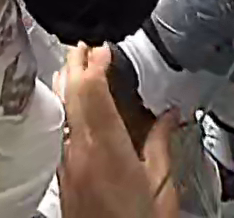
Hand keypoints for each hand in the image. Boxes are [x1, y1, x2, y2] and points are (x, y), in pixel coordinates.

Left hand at [56, 44, 180, 217]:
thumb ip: (162, 144)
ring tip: (78, 62)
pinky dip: (67, 105)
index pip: (90, 89)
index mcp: (106, 147)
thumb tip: (172, 113)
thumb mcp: (162, 190)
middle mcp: (79, 149)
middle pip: (69, 92)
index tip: (105, 47)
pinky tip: (74, 102)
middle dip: (76, 61)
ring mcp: (66, 163)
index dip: (94, 61)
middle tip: (86, 43)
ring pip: (62, 109)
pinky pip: (61, 128)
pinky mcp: (61, 177)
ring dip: (68, 81)